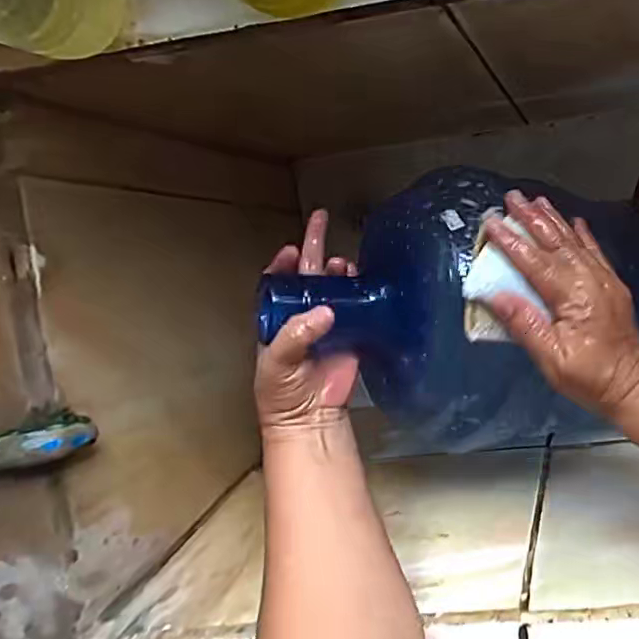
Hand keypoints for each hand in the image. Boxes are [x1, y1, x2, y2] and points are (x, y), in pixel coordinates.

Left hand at [254, 209, 360, 434]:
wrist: (312, 418)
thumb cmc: (282, 393)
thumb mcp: (277, 363)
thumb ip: (295, 335)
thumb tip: (325, 311)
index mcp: (277, 320)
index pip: (278, 284)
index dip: (283, 264)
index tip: (291, 248)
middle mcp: (302, 316)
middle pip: (308, 275)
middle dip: (313, 247)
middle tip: (320, 220)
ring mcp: (329, 324)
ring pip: (335, 287)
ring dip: (338, 270)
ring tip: (342, 261)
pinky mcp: (353, 333)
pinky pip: (359, 306)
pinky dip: (362, 291)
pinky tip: (362, 279)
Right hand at [483, 190, 638, 415]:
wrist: (632, 384)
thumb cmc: (590, 377)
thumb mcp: (551, 359)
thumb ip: (525, 325)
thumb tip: (495, 296)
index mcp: (573, 296)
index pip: (535, 262)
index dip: (512, 241)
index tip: (492, 222)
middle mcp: (591, 280)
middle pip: (557, 243)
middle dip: (533, 219)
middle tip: (513, 197)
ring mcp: (605, 280)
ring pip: (576, 242)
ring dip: (555, 221)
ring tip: (538, 201)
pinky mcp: (613, 286)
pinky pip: (596, 252)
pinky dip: (584, 235)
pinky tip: (576, 222)